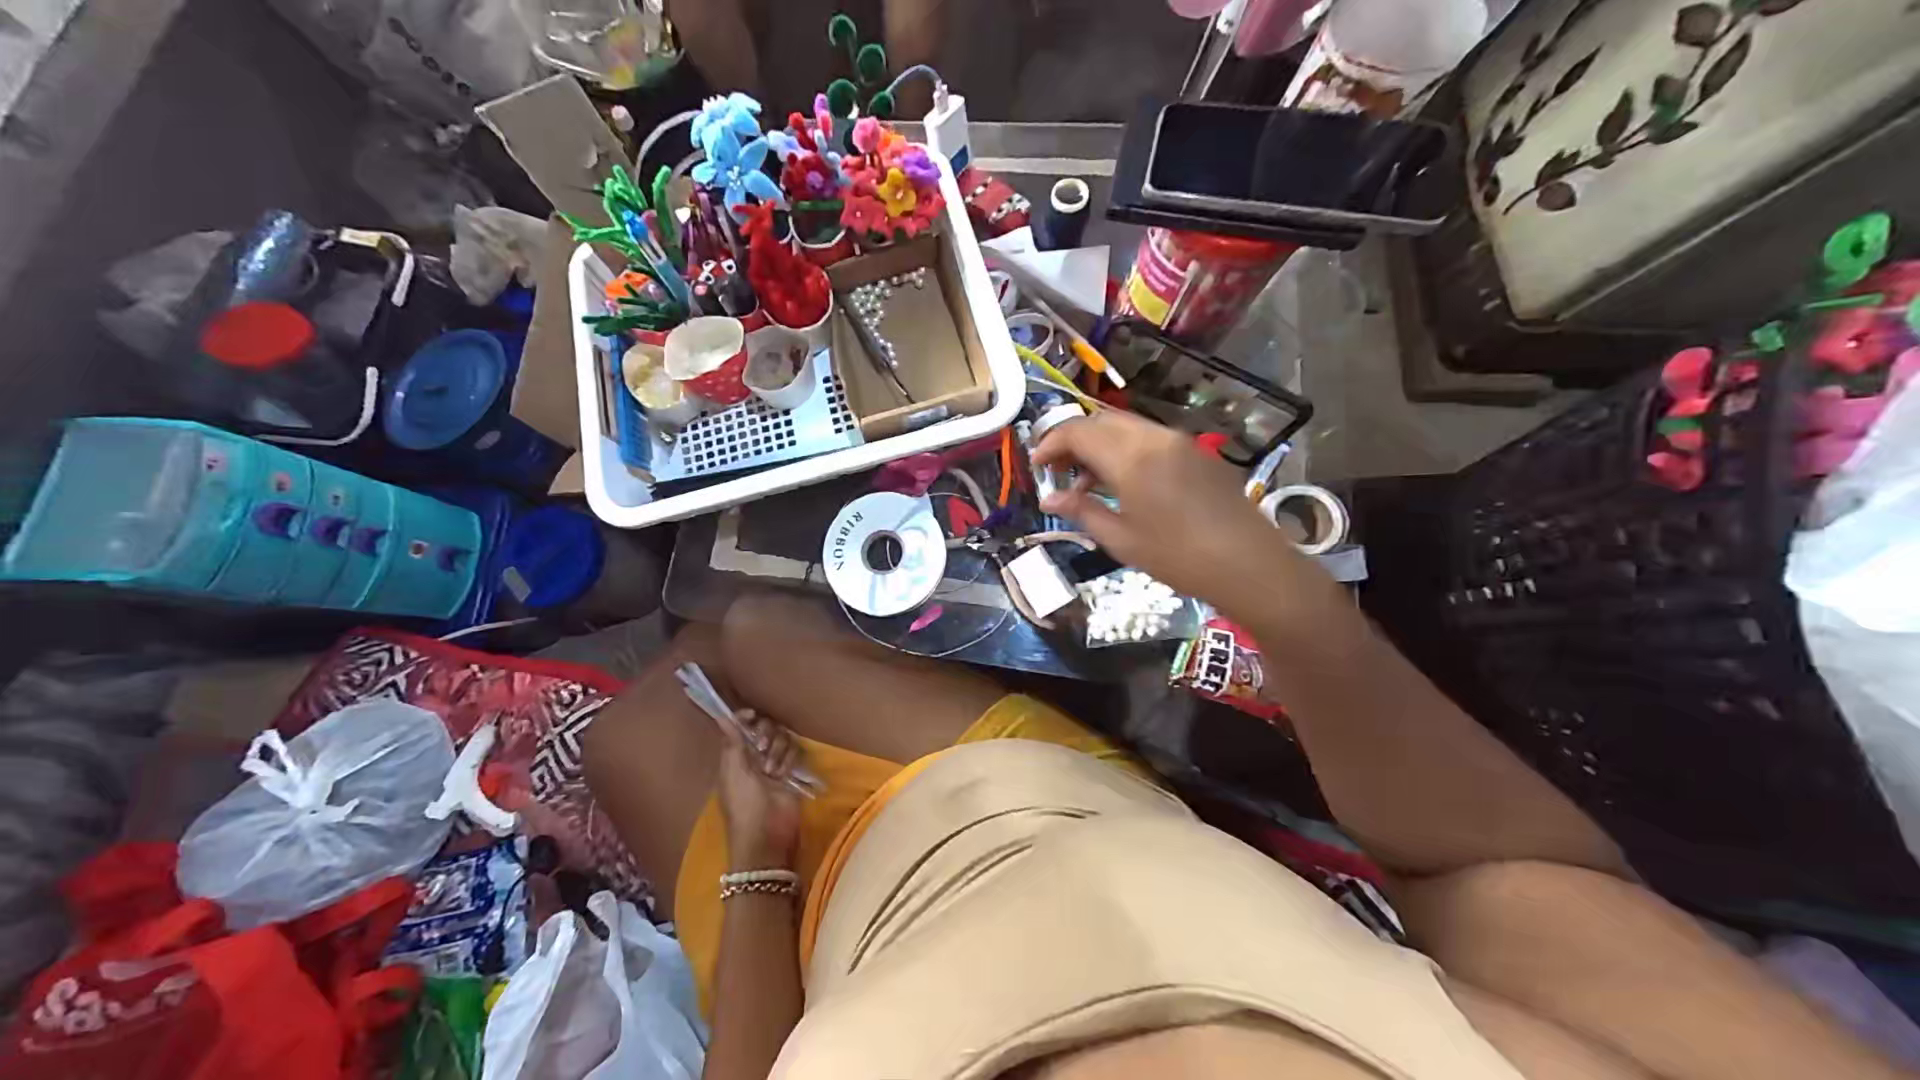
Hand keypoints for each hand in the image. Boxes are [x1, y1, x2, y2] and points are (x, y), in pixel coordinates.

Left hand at [716, 709, 803, 870]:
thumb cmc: (744, 805)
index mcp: (735, 756)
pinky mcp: (792, 773)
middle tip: (763, 749)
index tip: (752, 715)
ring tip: (773, 771)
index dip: (746, 718)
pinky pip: (795, 752)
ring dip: (779, 751)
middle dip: (766, 734)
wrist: (766, 835)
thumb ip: (732, 743)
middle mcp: (754, 756)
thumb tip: (722, 716)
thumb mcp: (733, 773)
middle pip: (765, 728)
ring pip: (782, 738)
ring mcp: (774, 764)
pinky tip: (785, 775)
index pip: (741, 727)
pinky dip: (790, 760)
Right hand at [1032, 409, 1325, 623]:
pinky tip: (1124, 484)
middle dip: (1073, 440)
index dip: (1050, 444)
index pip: (1078, 431)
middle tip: (1059, 473)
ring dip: (1100, 445)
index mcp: (1131, 457)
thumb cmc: (1177, 557)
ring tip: (1088, 484)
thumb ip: (1081, 511)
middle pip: (1101, 421)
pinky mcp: (1197, 452)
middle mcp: (1154, 438)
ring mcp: (1179, 441)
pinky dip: (1126, 450)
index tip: (1037, 467)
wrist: (1248, 564)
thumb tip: (1048, 499)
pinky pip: (1150, 438)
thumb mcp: (1120, 539)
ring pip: (1126, 427)